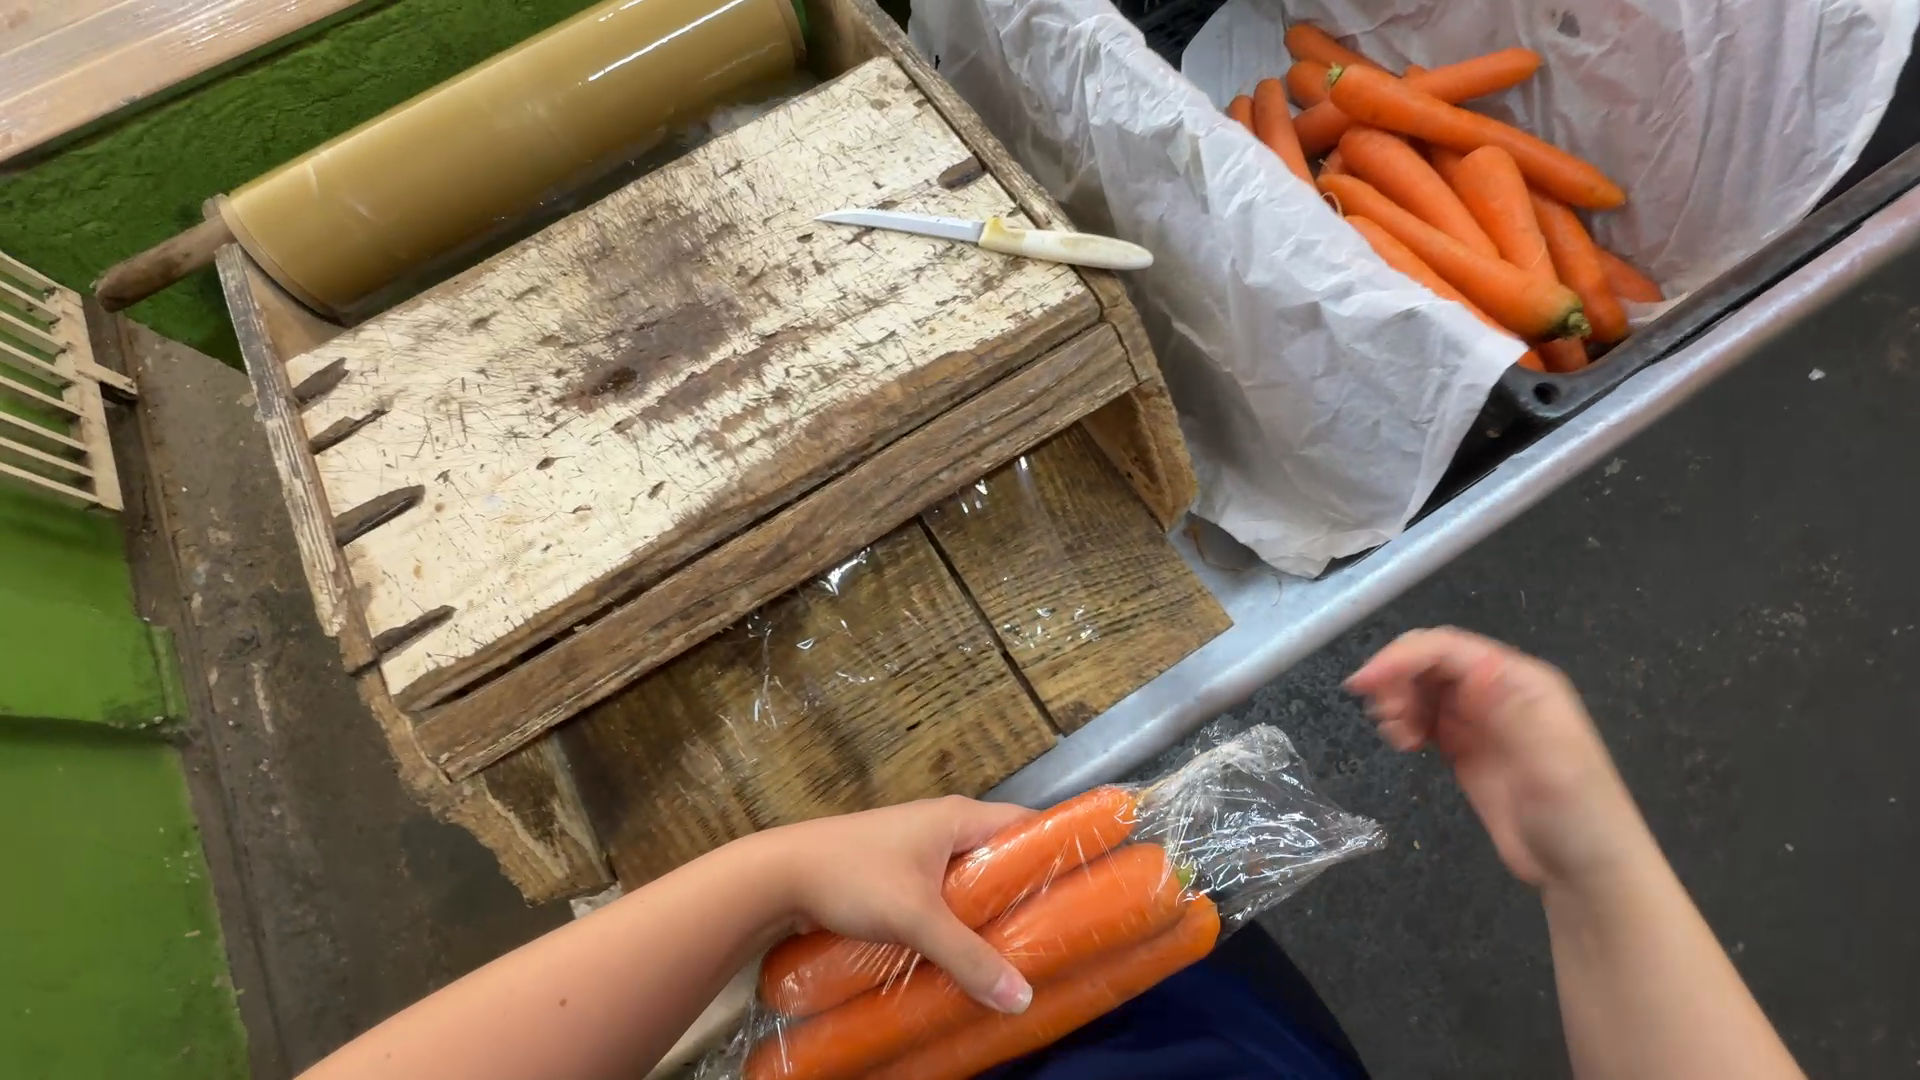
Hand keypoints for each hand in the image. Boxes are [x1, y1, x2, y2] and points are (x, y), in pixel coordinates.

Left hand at [756, 796, 1035, 1012]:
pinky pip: (945, 892)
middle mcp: (945, 825)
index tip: (1088, 884)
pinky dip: (960, 917)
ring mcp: (919, 848)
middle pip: (1002, 853)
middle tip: (1059, 931)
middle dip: (1028, 890)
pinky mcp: (899, 871)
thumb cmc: (855, 876)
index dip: (1058, 849)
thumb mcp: (915, 916)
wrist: (783, 873)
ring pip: (972, 877)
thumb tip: (1023, 999)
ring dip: (991, 909)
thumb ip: (967, 956)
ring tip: (1020, 950)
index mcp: (959, 817)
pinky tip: (967, 951)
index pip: (1026, 823)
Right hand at [1346, 628, 1653, 889]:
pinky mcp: (1463, 743)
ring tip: (1398, 739)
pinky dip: (1401, 722)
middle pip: (1427, 661)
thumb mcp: (1553, 765)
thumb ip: (1513, 713)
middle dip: (1394, 679)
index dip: (1401, 657)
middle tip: (1382, 717)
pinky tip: (1405, 745)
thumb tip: (1476, 669)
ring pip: (1418, 685)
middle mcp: (1498, 690)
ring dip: (1395, 701)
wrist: (1584, 874)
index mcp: (1522, 683)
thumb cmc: (1578, 818)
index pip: (1447, 649)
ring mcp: (1479, 717)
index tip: (1365, 684)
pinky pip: (1420, 714)